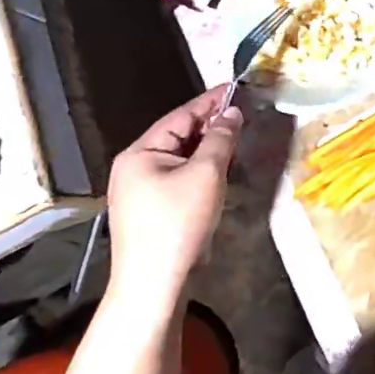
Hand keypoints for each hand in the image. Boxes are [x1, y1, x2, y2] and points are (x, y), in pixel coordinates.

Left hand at [105, 86, 243, 299]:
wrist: (154, 285)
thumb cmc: (178, 223)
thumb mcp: (207, 173)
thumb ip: (221, 138)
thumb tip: (231, 113)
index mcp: (140, 152)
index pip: (180, 116)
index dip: (210, 102)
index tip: (235, 89)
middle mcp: (133, 167)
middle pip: (177, 136)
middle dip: (209, 126)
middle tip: (241, 117)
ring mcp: (138, 191)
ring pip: (179, 158)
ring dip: (206, 149)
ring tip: (234, 142)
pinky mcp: (148, 211)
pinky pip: (176, 177)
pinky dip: (199, 170)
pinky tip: (218, 172)